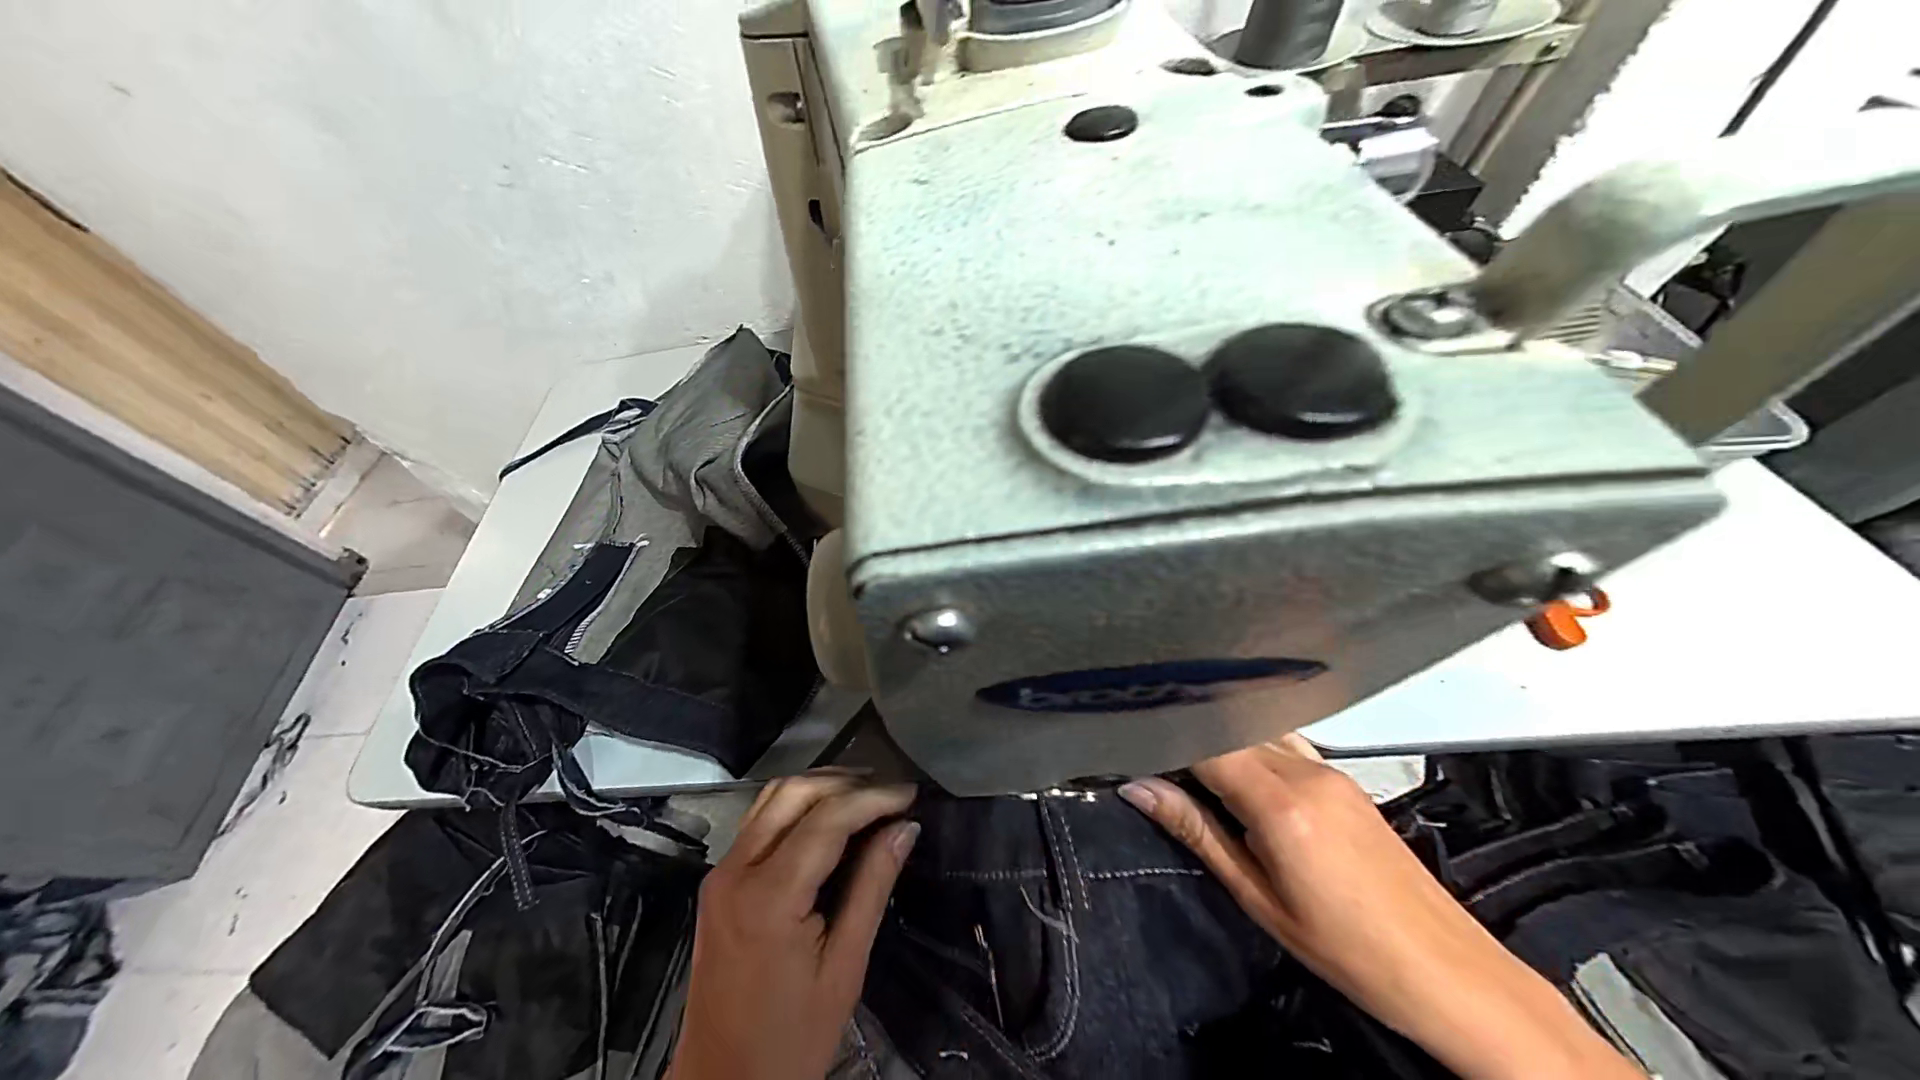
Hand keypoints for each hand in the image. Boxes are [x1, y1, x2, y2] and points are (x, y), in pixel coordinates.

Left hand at [667, 775, 918, 1079]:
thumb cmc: (791, 1038)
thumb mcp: (844, 966)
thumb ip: (873, 886)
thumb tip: (904, 828)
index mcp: (769, 896)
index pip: (827, 818)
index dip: (873, 797)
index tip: (910, 794)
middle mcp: (735, 871)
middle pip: (793, 793)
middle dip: (845, 781)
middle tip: (890, 791)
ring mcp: (720, 874)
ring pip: (771, 798)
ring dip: (819, 787)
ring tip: (866, 794)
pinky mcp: (717, 882)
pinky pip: (759, 821)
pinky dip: (796, 807)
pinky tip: (828, 817)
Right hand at [1119, 735, 1639, 1079]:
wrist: (1448, 972)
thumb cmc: (1348, 950)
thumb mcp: (1257, 897)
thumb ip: (1195, 831)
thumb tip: (1138, 788)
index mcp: (1279, 804)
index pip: (1204, 741)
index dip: (1162, 735)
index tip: (1131, 743)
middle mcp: (1306, 772)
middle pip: (1229, 728)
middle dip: (1186, 737)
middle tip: (1150, 756)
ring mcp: (1330, 771)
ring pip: (1256, 730)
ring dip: (1220, 740)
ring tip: (1191, 768)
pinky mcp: (1345, 779)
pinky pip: (1284, 743)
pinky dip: (1252, 747)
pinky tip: (1239, 774)